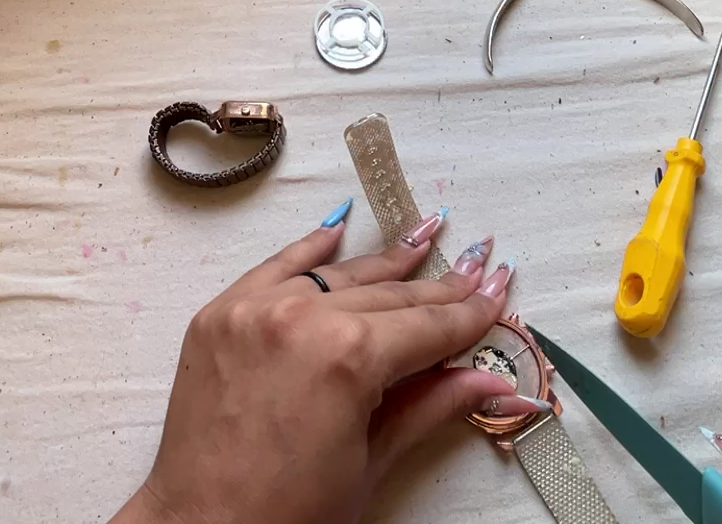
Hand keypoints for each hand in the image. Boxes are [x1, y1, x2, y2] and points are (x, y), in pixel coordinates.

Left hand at [111, 200, 528, 523]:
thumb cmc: (291, 514)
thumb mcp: (371, 462)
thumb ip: (433, 406)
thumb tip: (496, 381)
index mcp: (350, 357)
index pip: (426, 328)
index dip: (469, 314)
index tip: (498, 290)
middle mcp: (305, 315)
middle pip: (389, 296)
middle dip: (439, 287)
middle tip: (477, 263)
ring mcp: (258, 306)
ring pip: (338, 276)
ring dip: (384, 262)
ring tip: (423, 235)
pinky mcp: (223, 308)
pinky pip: (276, 265)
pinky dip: (310, 248)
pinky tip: (339, 227)